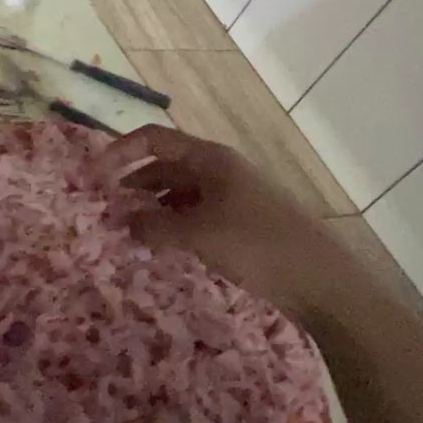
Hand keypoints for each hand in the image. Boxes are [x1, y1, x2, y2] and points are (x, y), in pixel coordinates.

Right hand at [104, 126, 353, 320]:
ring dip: (154, 207)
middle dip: (135, 183)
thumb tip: (122, 224)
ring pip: (181, 192)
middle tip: (108, 208)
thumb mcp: (199, 235)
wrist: (325, 284)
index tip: (96, 174)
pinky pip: (197, 213)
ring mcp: (234, 196)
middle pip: (166, 165)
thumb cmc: (258, 245)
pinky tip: (165, 246)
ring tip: (132, 232)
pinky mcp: (243, 222)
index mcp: (210, 158)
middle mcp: (220, 169)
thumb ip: (155, 227)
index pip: (155, 139)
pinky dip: (175, 223)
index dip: (122, 150)